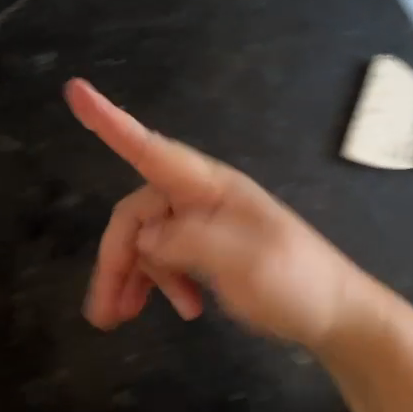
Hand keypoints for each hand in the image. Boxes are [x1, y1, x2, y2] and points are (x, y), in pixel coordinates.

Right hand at [67, 78, 375, 348]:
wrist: (337, 314)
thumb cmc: (298, 280)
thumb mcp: (246, 263)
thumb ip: (189, 243)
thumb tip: (143, 238)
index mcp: (207, 187)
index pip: (149, 148)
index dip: (108, 120)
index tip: (75, 90)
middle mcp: (198, 197)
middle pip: (137, 215)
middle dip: (116, 259)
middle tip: (103, 313)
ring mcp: (202, 222)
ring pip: (146, 240)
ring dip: (131, 277)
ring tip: (121, 320)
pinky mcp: (206, 248)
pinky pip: (165, 258)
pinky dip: (160, 284)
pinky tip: (182, 311)